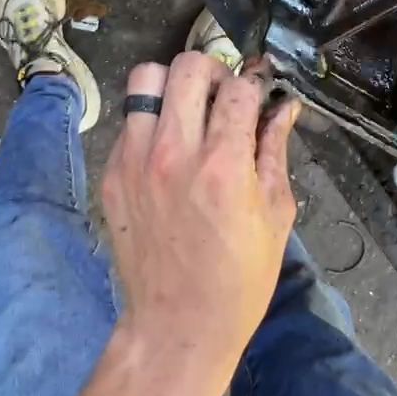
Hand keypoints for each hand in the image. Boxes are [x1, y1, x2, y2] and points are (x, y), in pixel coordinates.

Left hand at [55, 52, 301, 395]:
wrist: (176, 328)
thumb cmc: (238, 279)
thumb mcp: (275, 215)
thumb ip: (275, 149)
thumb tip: (284, 106)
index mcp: (223, 165)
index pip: (238, 87)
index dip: (255, 81)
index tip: (259, 89)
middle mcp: (173, 153)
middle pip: (187, 67)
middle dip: (214, 72)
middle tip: (223, 97)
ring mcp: (135, 161)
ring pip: (145, 78)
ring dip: (174, 87)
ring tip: (189, 112)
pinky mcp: (112, 174)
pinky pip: (129, 120)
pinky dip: (151, 120)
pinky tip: (167, 148)